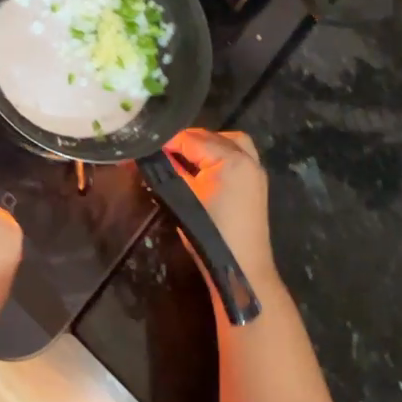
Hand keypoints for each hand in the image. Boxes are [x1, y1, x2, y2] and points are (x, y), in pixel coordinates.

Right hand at [165, 129, 277, 286]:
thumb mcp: (183, 197)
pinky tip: (202, 167)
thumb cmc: (210, 232)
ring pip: (229, 141)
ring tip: (184, 155)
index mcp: (231, 159)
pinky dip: (220, 153)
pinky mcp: (256, 182)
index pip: (192, 138)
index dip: (167, 141)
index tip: (145, 146)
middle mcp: (247, 158)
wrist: (242, 266)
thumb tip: (150, 154)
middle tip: (162, 152)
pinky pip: (238, 155)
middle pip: (211, 136)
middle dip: (186, 141)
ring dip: (206, 144)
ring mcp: (255, 170)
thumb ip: (169, 169)